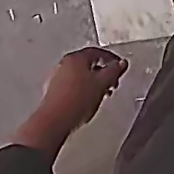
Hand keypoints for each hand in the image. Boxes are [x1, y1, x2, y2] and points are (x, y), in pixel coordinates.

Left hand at [13, 47, 128, 153]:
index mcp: (76, 58)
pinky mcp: (53, 90)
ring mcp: (57, 77)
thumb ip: (114, 71)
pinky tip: (86, 102)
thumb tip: (120, 64)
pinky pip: (72, 85)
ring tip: (100, 95)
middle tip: (111, 82)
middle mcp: (64, 64)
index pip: (98, 52)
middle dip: (102, 73)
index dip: (112, 60)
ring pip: (80, 75)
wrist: (55, 120)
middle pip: (88, 63)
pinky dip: (81, 90)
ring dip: (93, 83)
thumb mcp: (102, 84)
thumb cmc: (76, 101)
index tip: (119, 67)